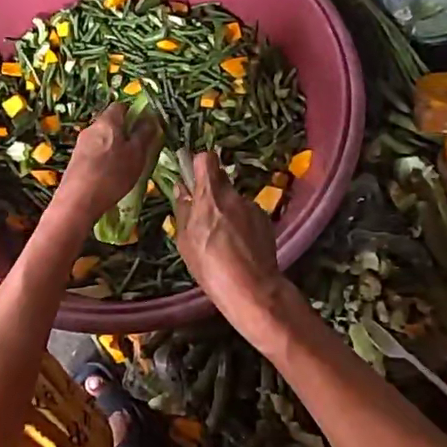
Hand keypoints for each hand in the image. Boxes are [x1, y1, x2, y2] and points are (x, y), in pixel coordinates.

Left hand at [49, 103, 161, 224]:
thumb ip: (144, 134)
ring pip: (102, 140)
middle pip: (111, 123)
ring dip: (115, 148)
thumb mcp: (137, 154)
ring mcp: (80, 145)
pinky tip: (110, 177)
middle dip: (125, 133)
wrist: (77, 201)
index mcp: (107, 121)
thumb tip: (150, 117)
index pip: (121, 106)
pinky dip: (104, 160)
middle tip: (139, 150)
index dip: (135, 113)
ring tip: (126, 167)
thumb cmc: (112, 174)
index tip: (145, 128)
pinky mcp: (75, 161)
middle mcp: (91, 128)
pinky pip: (94, 154)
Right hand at [172, 152, 282, 311]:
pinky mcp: (266, 221)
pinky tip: (239, 246)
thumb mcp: (185, 240)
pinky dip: (242, 224)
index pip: (206, 159)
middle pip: (220, 182)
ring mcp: (253, 207)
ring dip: (227, 212)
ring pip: (234, 201)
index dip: (199, 165)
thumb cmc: (209, 265)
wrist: (251, 288)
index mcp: (210, 195)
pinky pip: (248, 215)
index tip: (194, 179)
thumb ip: (183, 209)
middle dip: (211, 194)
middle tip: (204, 218)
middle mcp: (234, 195)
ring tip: (223, 240)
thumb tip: (181, 188)